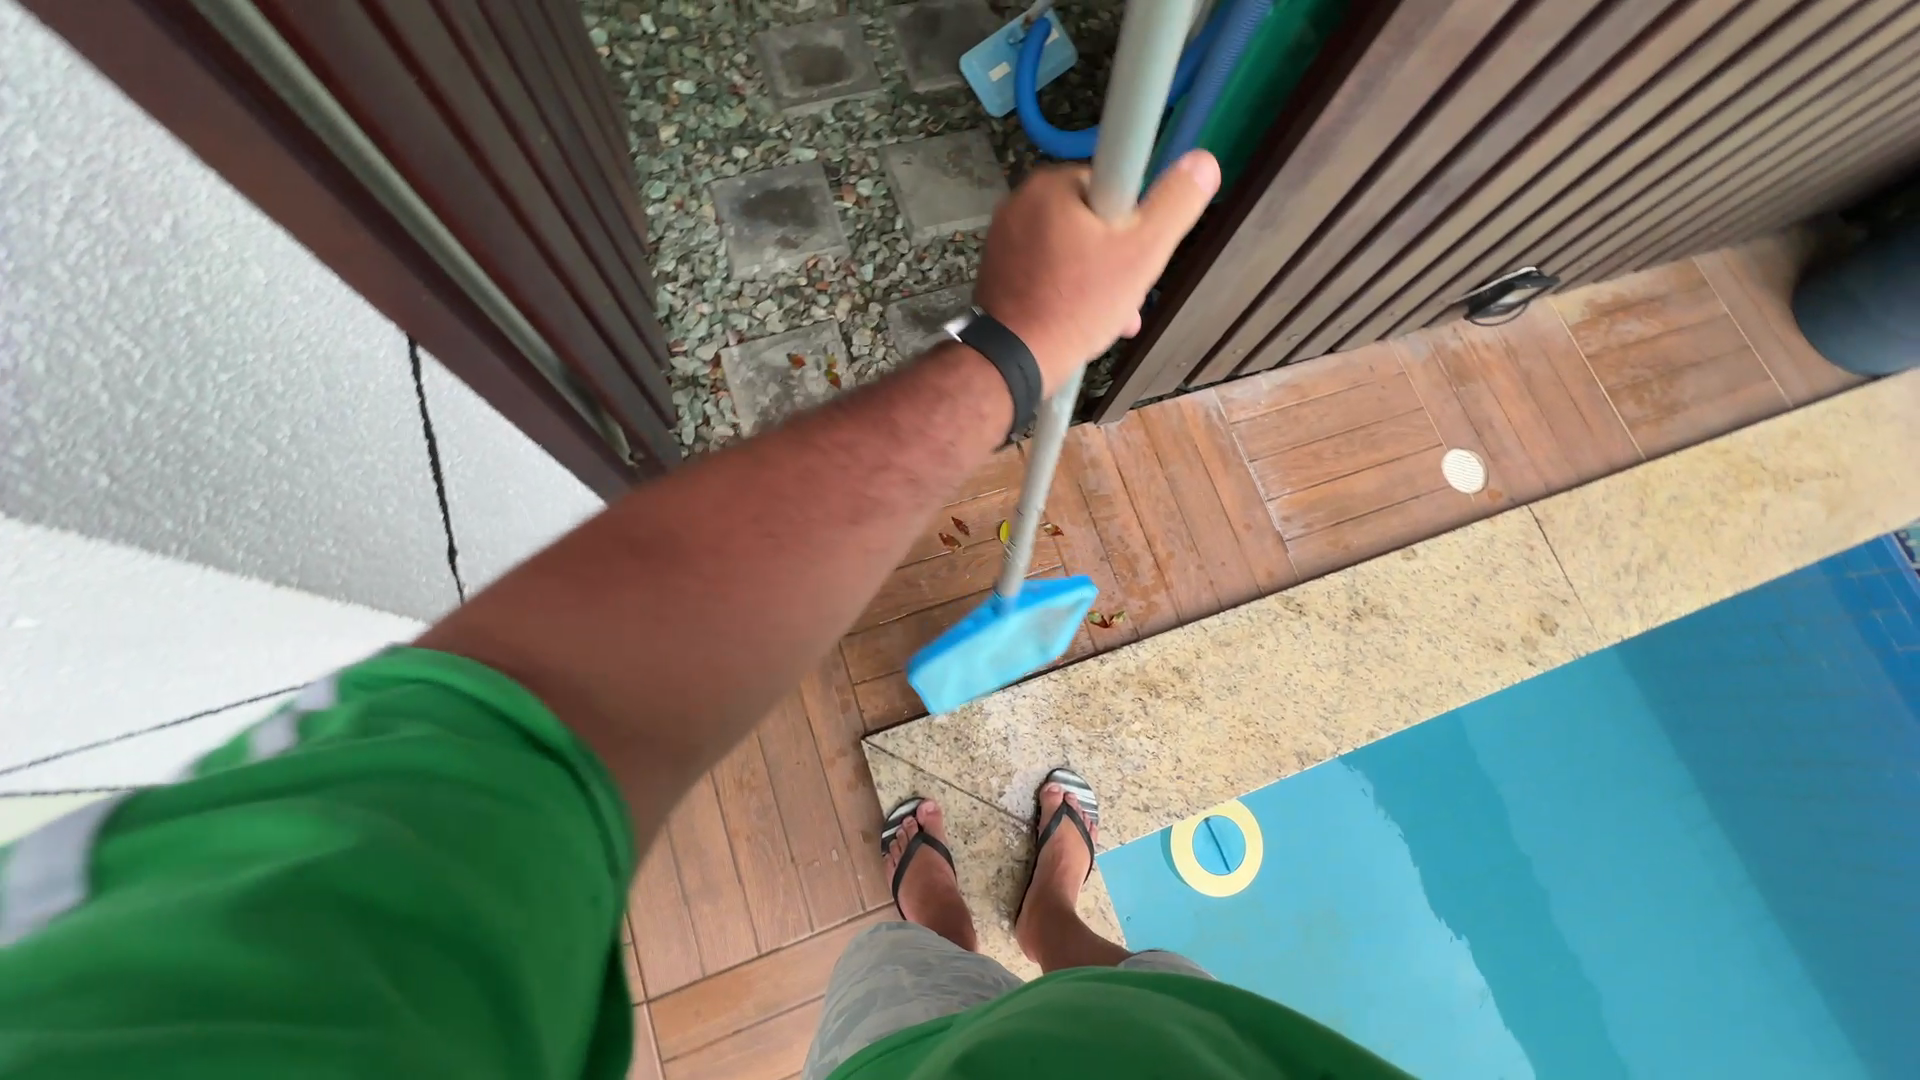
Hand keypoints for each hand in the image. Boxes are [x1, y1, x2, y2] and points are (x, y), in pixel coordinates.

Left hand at [973, 150, 1220, 395]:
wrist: (1015, 361)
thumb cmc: (1078, 306)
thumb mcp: (1143, 253)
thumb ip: (1175, 204)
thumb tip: (1203, 161)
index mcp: (1049, 184)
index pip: (1110, 185)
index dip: (1131, 221)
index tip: (1133, 255)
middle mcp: (1018, 203)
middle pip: (1087, 221)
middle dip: (1113, 257)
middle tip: (1126, 296)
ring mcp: (1002, 240)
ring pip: (1066, 251)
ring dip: (1093, 280)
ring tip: (1108, 318)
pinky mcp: (995, 272)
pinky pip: (1042, 273)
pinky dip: (1063, 292)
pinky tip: (1079, 321)